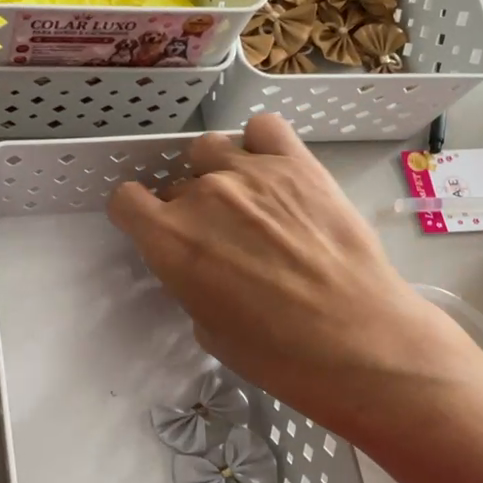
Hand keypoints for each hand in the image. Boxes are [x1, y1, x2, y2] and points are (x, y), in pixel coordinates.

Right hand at [107, 114, 482, 445]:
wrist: (357, 340)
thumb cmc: (277, 353)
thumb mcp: (208, 328)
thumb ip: (192, 282)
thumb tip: (203, 263)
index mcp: (169, 240)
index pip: (125, 200)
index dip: (137, 216)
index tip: (152, 229)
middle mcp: (202, 196)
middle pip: (175, 183)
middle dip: (187, 207)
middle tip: (219, 239)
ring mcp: (251, 173)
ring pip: (212, 149)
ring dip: (218, 172)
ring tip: (246, 202)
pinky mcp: (298, 163)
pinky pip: (263, 129)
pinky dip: (260, 145)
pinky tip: (273, 172)